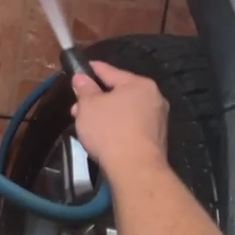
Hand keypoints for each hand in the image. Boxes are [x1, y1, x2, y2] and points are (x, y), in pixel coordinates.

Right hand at [70, 61, 168, 179]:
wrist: (134, 166)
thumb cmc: (109, 129)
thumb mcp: (88, 105)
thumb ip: (84, 89)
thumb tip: (81, 78)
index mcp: (139, 84)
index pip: (109, 71)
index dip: (90, 69)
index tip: (78, 68)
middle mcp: (153, 97)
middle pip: (118, 91)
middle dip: (96, 97)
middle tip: (77, 107)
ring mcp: (157, 118)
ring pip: (124, 108)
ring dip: (104, 112)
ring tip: (86, 123)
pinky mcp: (155, 136)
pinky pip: (130, 123)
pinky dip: (115, 125)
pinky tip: (102, 135)